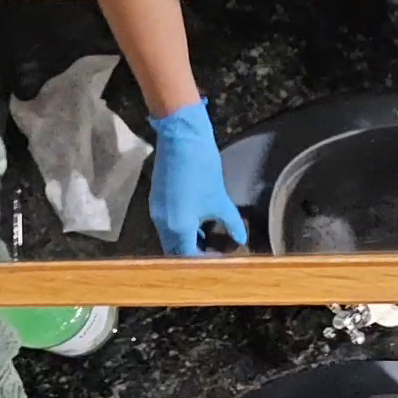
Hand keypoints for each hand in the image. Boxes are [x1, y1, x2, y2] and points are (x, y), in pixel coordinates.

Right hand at [148, 100, 247, 255]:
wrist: (181, 136)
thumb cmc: (202, 168)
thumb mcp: (221, 199)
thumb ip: (232, 223)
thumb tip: (241, 239)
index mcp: (178, 227)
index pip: (187, 257)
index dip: (203, 262)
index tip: (218, 260)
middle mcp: (162, 224)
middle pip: (175, 251)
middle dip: (192, 254)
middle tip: (212, 253)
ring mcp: (156, 212)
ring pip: (170, 238)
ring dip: (186, 241)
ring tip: (207, 238)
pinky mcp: (156, 200)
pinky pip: (167, 224)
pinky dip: (180, 229)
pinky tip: (196, 222)